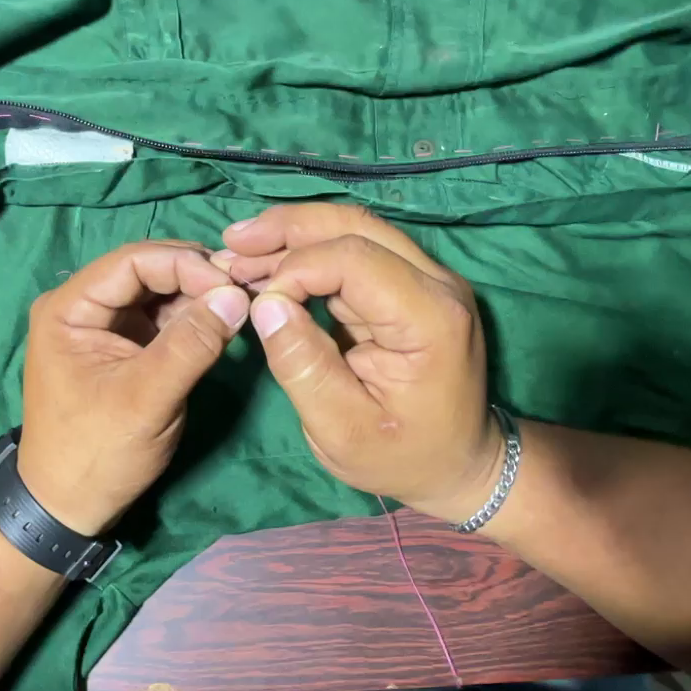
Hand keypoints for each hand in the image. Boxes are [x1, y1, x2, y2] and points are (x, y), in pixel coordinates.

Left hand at [20, 241, 251, 534]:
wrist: (69, 507)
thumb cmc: (96, 454)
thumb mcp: (146, 399)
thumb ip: (191, 346)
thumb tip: (237, 297)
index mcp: (69, 309)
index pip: (133, 261)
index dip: (185, 264)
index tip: (231, 286)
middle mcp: (83, 306)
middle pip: (147, 270)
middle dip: (196, 277)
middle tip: (245, 290)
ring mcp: (104, 326)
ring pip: (159, 292)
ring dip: (199, 296)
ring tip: (242, 306)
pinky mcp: (124, 346)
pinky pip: (162, 319)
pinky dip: (193, 319)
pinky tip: (223, 324)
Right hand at [216, 204, 503, 523]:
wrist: (458, 464)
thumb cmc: (401, 456)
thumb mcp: (341, 429)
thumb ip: (303, 367)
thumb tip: (265, 305)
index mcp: (429, 319)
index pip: (354, 260)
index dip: (295, 269)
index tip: (257, 302)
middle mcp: (436, 283)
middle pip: (355, 226)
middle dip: (288, 228)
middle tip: (232, 243)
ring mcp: (427, 278)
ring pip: (354, 230)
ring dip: (294, 236)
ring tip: (239, 250)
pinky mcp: (411, 283)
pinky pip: (355, 251)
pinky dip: (308, 254)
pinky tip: (270, 265)